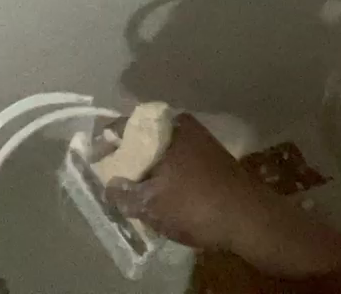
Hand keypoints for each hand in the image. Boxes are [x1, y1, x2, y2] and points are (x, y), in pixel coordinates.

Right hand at [104, 113, 273, 253]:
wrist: (248, 217)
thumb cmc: (196, 205)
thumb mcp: (152, 204)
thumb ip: (124, 193)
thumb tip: (110, 185)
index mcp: (165, 127)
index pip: (125, 126)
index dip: (105, 142)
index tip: (91, 157)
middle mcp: (181, 124)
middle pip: (144, 137)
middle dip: (127, 155)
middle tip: (112, 176)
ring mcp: (199, 138)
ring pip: (162, 149)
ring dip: (147, 166)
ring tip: (133, 188)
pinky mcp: (211, 156)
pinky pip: (177, 159)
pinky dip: (165, 172)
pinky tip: (161, 192)